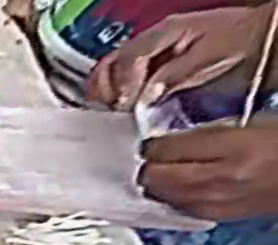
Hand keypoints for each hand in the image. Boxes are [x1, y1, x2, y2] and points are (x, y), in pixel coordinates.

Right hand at [88, 5, 272, 107]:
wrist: (247, 35)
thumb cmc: (233, 42)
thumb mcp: (207, 56)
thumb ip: (173, 75)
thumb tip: (145, 96)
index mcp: (164, 32)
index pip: (129, 59)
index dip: (124, 83)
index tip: (126, 104)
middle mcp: (144, 40)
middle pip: (106, 66)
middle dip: (105, 91)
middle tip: (115, 108)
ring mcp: (136, 52)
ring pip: (100, 74)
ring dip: (100, 95)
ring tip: (112, 108)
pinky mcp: (132, 66)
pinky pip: (105, 81)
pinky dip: (104, 95)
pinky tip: (113, 104)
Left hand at [141, 123, 277, 220]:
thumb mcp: (266, 126)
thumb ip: (217, 133)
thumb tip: (176, 140)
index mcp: (241, 149)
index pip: (171, 149)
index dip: (155, 146)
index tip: (153, 143)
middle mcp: (218, 180)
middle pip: (153, 176)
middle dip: (150, 165)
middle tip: (158, 158)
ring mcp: (210, 202)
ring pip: (156, 193)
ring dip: (155, 181)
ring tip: (168, 170)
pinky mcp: (209, 215)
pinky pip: (172, 205)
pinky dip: (168, 194)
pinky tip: (181, 185)